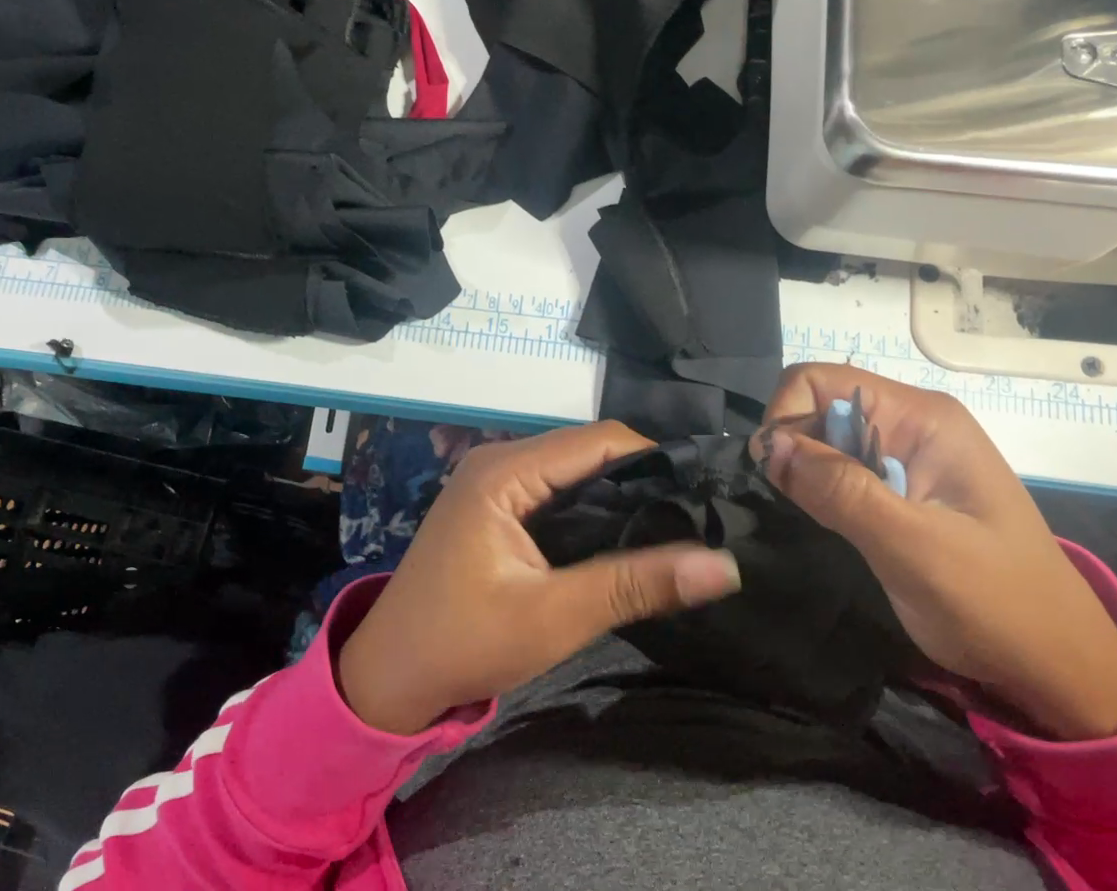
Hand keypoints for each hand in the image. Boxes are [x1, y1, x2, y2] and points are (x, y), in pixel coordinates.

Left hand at [337, 423, 742, 733]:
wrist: (391, 675)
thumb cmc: (465, 642)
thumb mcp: (556, 616)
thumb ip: (636, 584)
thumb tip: (725, 566)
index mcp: (504, 471)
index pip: (601, 440)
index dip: (658, 462)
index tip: (708, 498)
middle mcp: (498, 461)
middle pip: (590, 452)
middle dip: (644, 482)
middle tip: (700, 520)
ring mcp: (493, 483)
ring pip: (575, 474)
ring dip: (620, 499)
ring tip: (676, 530)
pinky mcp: (495, 508)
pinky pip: (556, 493)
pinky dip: (591, 512)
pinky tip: (624, 540)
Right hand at [753, 365, 1116, 740]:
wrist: (1054, 662)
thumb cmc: (994, 601)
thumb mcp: (914, 547)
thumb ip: (840, 491)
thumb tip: (768, 445)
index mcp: (922, 419)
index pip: (820, 381)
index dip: (785, 418)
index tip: (775, 475)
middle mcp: (910, 425)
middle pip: (817, 408)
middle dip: (791, 449)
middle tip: (800, 508)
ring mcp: (904, 458)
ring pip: (823, 443)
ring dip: (804, 476)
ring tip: (817, 522)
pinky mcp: (897, 491)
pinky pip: (838, 474)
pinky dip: (820, 496)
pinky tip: (831, 528)